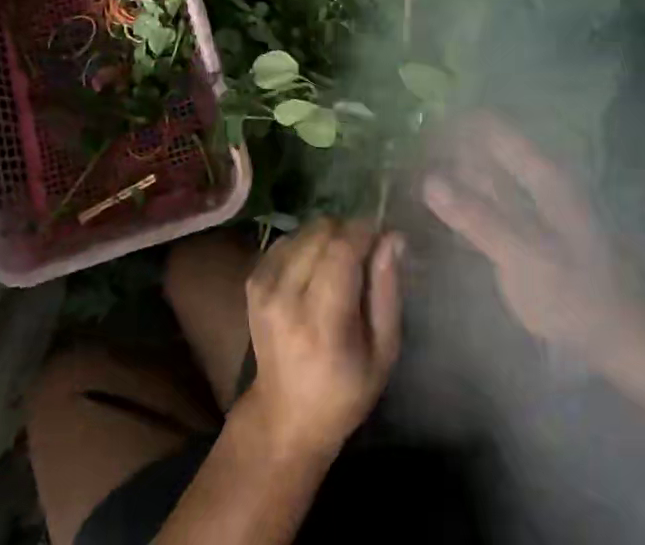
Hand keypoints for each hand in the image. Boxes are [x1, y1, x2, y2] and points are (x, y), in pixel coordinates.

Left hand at [241, 218, 403, 458]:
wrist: (286, 411)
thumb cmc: (346, 389)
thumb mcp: (383, 351)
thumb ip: (387, 291)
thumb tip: (392, 238)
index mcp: (322, 322)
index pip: (341, 251)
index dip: (365, 232)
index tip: (383, 234)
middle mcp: (285, 297)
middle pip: (320, 234)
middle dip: (348, 232)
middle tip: (366, 251)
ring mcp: (263, 287)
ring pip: (303, 232)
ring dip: (327, 238)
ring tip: (342, 264)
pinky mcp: (253, 281)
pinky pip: (285, 242)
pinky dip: (306, 245)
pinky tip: (316, 269)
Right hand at [423, 112, 644, 366]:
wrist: (619, 343)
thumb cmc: (577, 296)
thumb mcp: (525, 256)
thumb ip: (477, 217)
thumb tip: (428, 178)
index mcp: (544, 175)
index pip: (490, 127)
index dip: (451, 126)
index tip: (411, 138)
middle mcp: (535, 182)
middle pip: (481, 150)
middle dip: (442, 153)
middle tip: (398, 166)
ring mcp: (527, 209)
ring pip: (478, 179)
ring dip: (445, 179)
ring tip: (403, 185)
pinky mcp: (519, 235)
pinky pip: (480, 208)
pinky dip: (455, 206)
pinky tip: (428, 215)